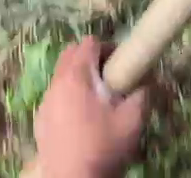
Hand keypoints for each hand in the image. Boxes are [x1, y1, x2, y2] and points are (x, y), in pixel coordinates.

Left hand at [33, 38, 148, 177]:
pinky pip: (55, 96)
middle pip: (71, 54)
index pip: (90, 43)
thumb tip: (149, 79)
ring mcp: (46, 101)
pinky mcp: (40, 120)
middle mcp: (56, 82)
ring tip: (97, 102)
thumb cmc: (101, 148)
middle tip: (109, 80)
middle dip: (91, 59)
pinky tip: (82, 120)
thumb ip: (143, 94)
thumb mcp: (131, 121)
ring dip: (79, 79)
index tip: (120, 66)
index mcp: (76, 75)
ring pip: (62, 75)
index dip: (108, 48)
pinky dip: (68, 98)